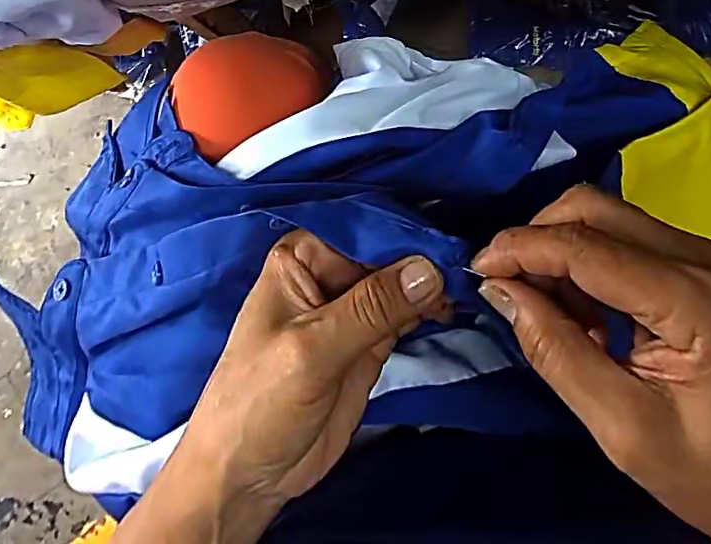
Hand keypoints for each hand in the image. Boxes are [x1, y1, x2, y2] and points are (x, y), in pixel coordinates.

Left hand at [116, 231, 447, 543]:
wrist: (245, 481)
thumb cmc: (257, 406)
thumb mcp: (312, 351)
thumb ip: (372, 308)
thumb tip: (429, 270)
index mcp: (304, 257)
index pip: (365, 229)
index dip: (405, 232)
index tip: (446, 241)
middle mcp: (331, 272)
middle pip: (390, 250)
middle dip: (427, 256)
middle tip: (465, 265)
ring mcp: (354, 305)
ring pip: (405, 279)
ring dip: (435, 282)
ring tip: (465, 287)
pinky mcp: (372, 336)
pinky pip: (410, 310)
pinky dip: (432, 307)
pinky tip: (453, 306)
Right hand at [472, 186, 710, 543]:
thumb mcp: (624, 430)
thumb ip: (557, 352)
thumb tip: (502, 289)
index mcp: (695, 299)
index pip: (591, 247)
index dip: (525, 248)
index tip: (477, 268)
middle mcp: (702, 256)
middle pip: (599, 209)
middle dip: (541, 236)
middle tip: (505, 287)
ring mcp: (705, 254)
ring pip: (610, 216)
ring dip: (563, 247)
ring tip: (544, 308)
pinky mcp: (700, 263)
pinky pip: (627, 237)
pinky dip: (589, 259)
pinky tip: (582, 309)